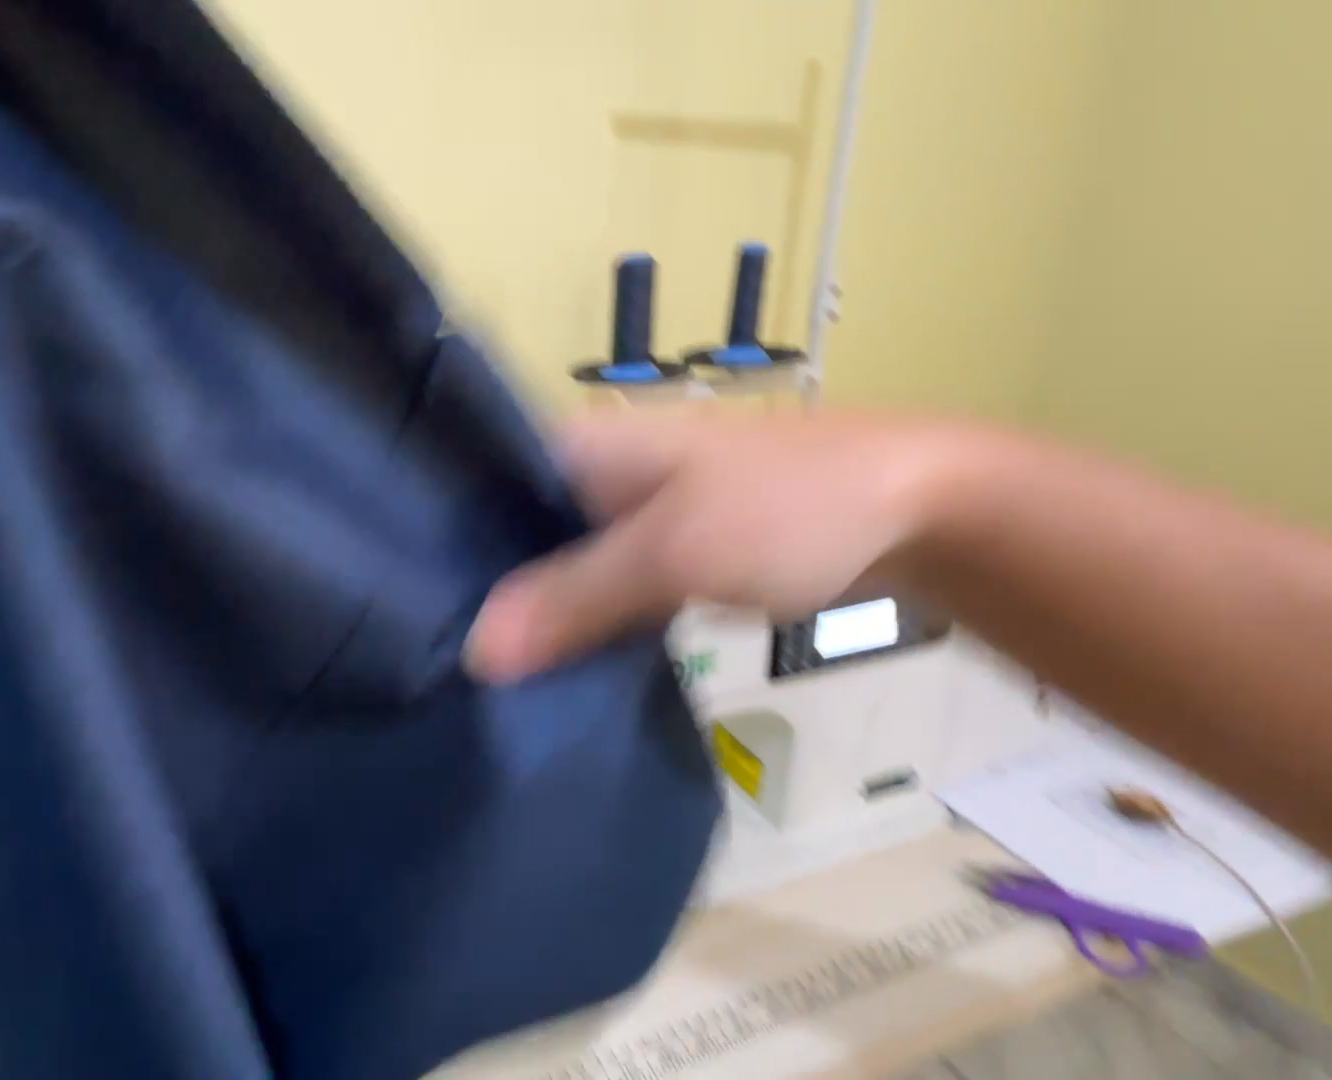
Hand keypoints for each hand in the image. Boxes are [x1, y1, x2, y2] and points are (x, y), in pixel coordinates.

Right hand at [464, 406, 970, 682]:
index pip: (481, 485)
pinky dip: (582, 623)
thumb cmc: (788, 507)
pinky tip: (547, 666)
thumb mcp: (671, 551)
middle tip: (430, 652)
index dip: (443, 542)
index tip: (407, 606)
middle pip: (515, 534)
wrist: (924, 514)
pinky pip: (604, 590)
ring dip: (534, 613)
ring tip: (473, 668)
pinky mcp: (668, 554)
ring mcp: (634, 515)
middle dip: (484, 589)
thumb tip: (475, 653)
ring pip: (561, 567)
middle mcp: (596, 472)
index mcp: (582, 443)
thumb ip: (573, 598)